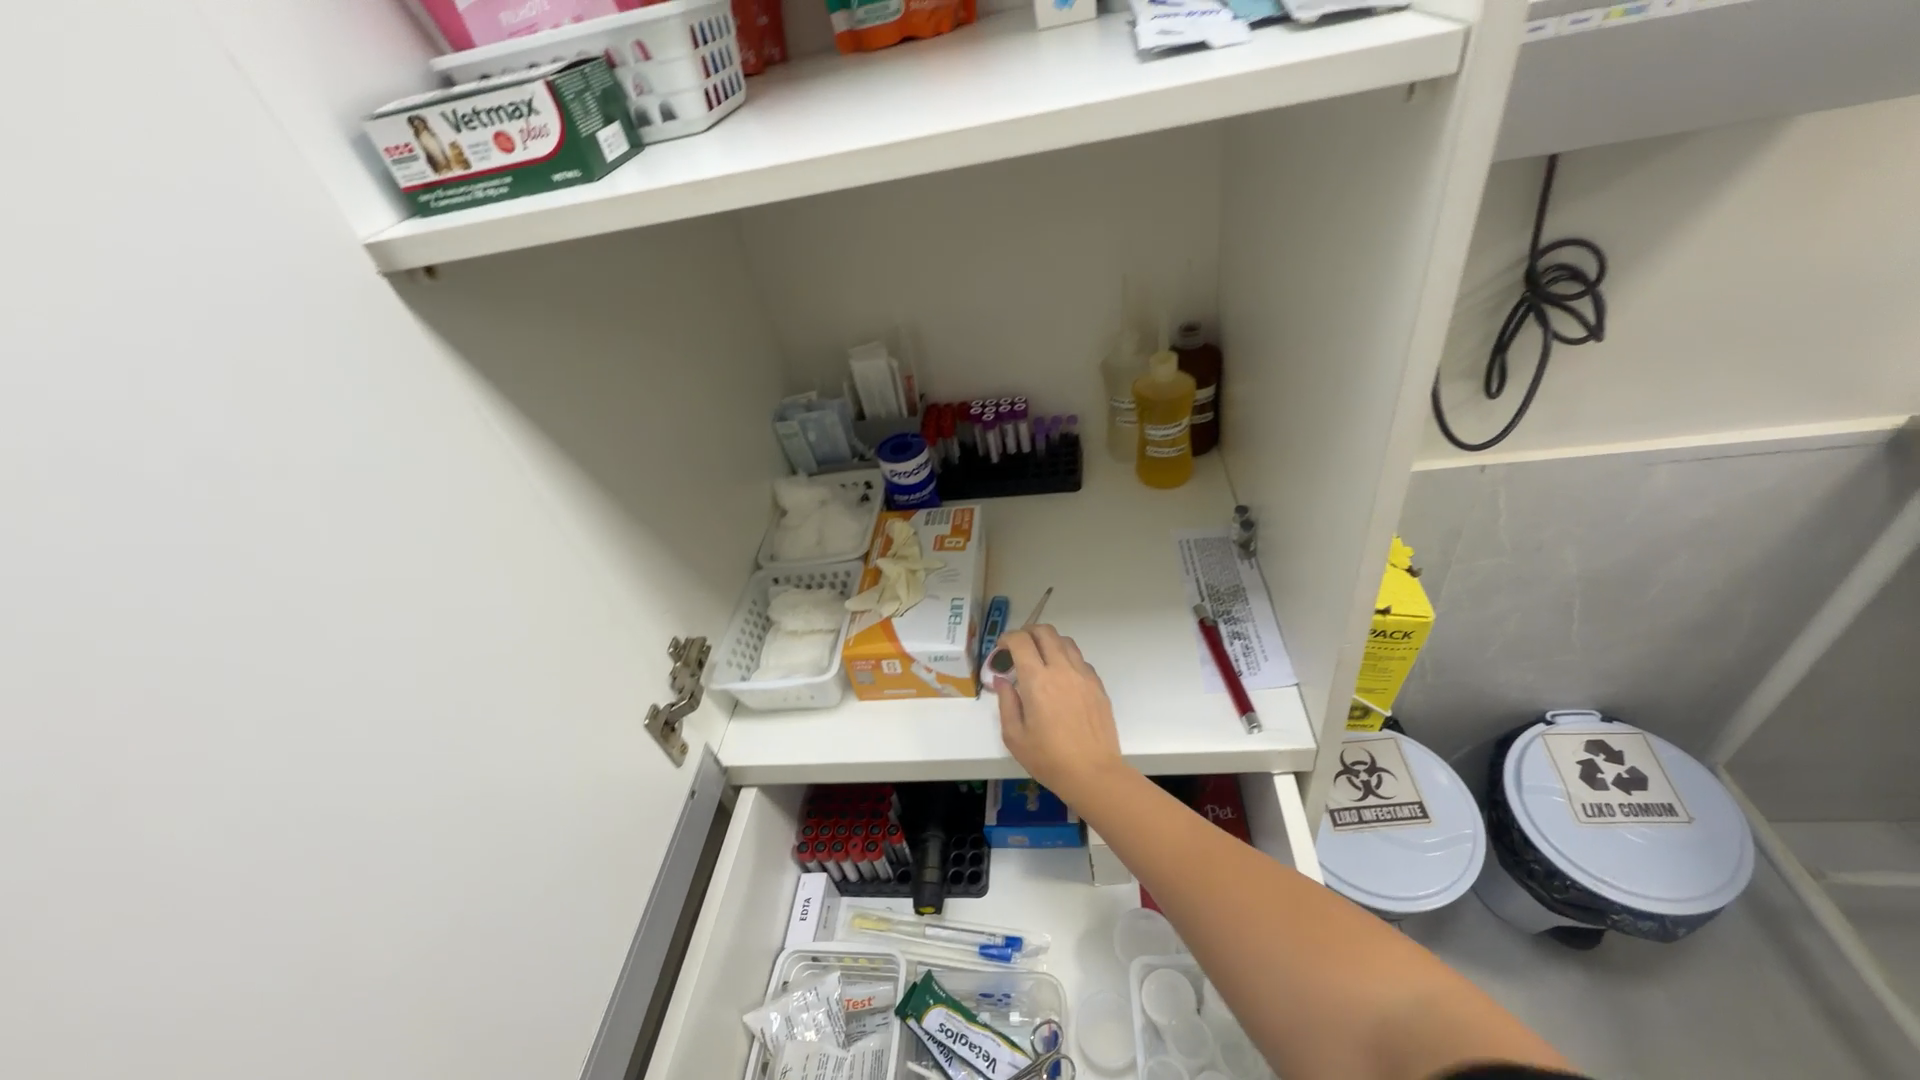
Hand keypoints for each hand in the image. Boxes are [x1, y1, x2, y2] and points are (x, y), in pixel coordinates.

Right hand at [991, 625, 1125, 805]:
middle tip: (1019, 648)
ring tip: (1040, 660)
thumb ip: (1006, 702)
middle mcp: (1061, 670)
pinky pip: (1080, 660)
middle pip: (1045, 632)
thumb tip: (1002, 680)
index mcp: (1037, 680)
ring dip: (1049, 643)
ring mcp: (1083, 676)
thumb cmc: (1048, 759)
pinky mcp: (1098, 686)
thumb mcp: (1014, 736)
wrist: (1093, 773)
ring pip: (1066, 642)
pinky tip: (1061, 679)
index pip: (1020, 641)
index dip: (1007, 638)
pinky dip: (1066, 659)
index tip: (1001, 650)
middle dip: (1028, 633)